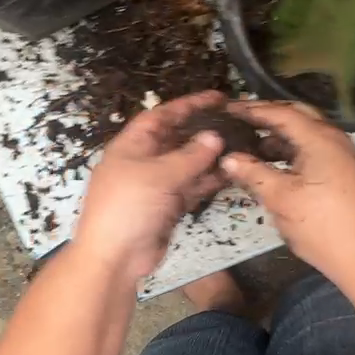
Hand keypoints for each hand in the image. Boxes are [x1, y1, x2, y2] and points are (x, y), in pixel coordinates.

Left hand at [73, 91, 229, 280]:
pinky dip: (208, 181)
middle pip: (176, 139)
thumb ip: (190, 156)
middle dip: (202, 131)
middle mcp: (144, 162)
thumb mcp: (159, 176)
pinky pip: (191, 188)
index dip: (188, 105)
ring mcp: (156, 186)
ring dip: (210, 157)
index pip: (161, 116)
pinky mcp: (167, 207)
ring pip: (187, 165)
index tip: (216, 98)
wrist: (115, 257)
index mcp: (131, 146)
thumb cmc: (128, 207)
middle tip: (234, 122)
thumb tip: (214, 137)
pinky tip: (229, 172)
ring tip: (239, 146)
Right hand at [218, 101, 354, 281]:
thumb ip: (253, 173)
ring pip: (304, 133)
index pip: (282, 113)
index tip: (228, 110)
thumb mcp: (281, 199)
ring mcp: (340, 154)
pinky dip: (289, 150)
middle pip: (296, 116)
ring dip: (277, 135)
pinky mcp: (340, 170)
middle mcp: (333, 139)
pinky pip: (310, 149)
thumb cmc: (321, 226)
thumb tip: (227, 158)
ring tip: (248, 142)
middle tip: (239, 120)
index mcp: (320, 139)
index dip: (253, 110)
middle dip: (267, 116)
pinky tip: (269, 162)